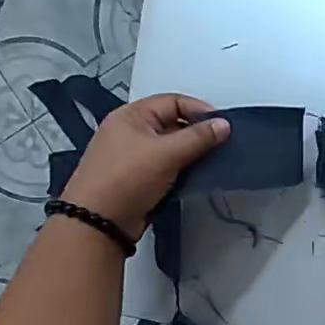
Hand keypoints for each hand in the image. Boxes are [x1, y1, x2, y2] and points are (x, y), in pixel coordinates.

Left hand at [60, 93, 229, 237]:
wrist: (99, 222)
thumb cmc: (128, 178)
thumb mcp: (166, 153)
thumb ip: (198, 138)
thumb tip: (225, 124)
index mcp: (132, 116)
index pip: (173, 102)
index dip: (199, 110)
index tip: (223, 127)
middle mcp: (132, 132)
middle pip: (173, 124)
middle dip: (198, 134)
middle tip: (223, 147)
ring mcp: (135, 157)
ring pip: (172, 148)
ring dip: (192, 154)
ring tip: (216, 162)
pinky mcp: (140, 179)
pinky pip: (167, 167)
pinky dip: (183, 170)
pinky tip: (199, 177)